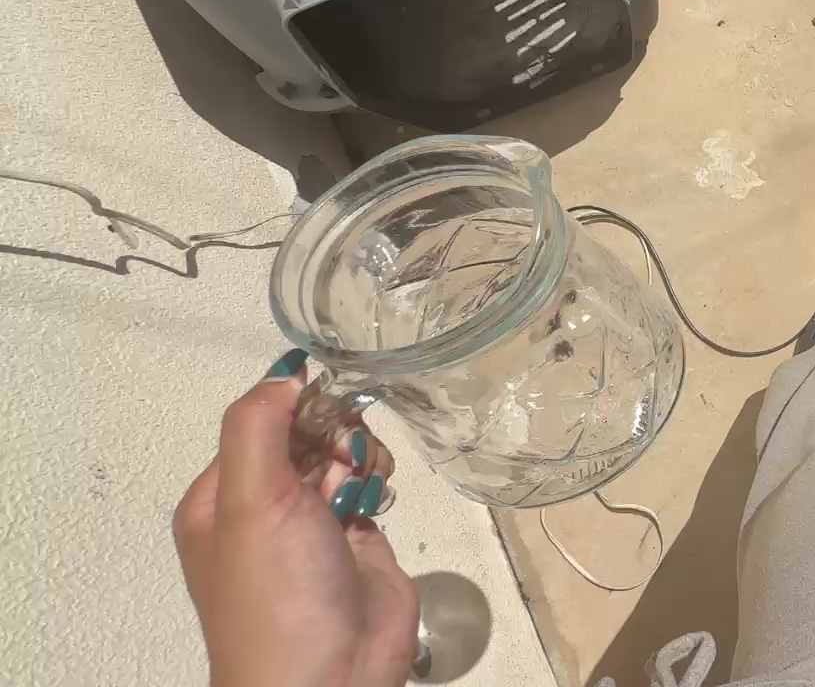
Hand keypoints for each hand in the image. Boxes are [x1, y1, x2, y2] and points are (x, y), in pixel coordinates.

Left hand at [173, 350, 417, 686]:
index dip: (303, 409)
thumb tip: (286, 370)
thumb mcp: (251, 501)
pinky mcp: (356, 531)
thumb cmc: (278, 584)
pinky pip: (370, 481)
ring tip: (363, 489)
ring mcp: (311, 520)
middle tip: (347, 463)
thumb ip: (259, 429)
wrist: (331, 668)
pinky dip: (379, 480)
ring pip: (347, 453)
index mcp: (221, 497)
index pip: (265, 421)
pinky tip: (379, 500)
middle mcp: (263, 504)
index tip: (334, 416)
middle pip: (312, 433)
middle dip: (341, 435)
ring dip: (364, 458)